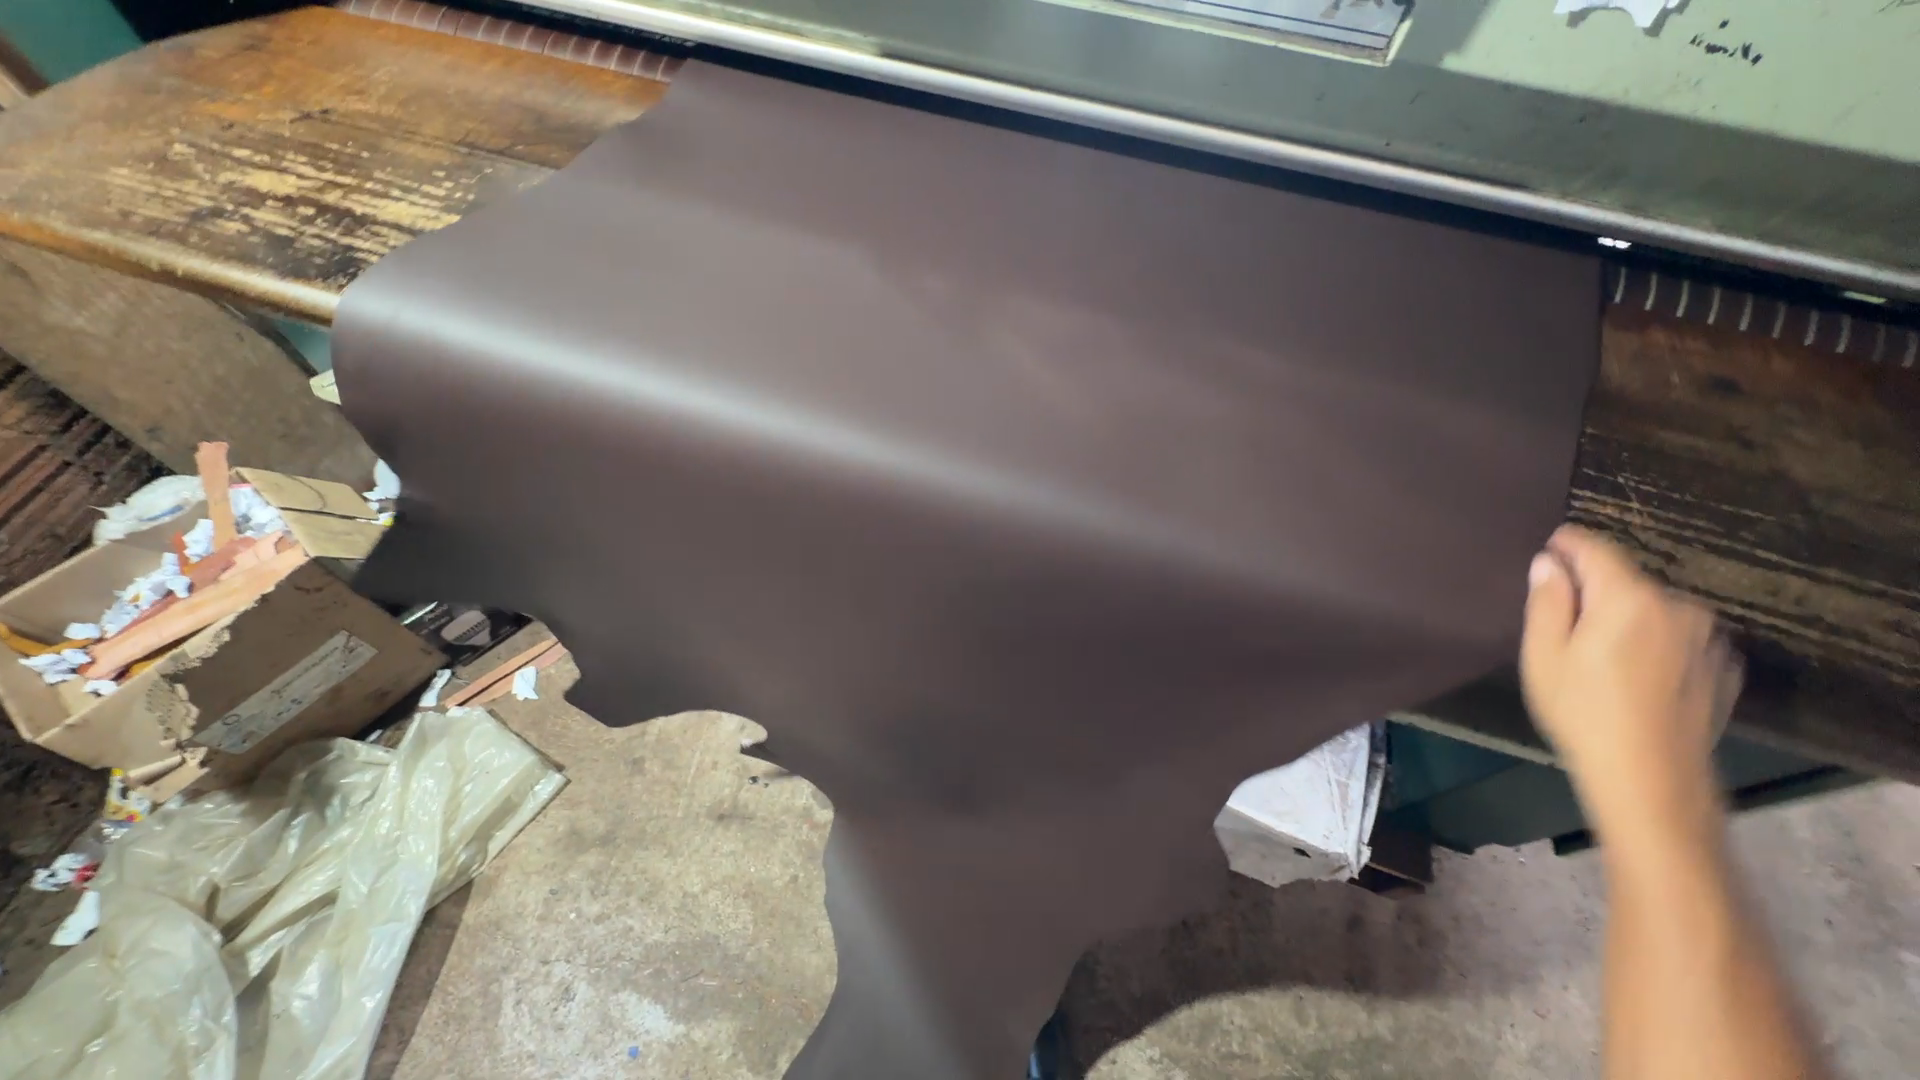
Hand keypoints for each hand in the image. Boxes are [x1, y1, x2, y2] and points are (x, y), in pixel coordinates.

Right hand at [1520, 526, 1741, 834]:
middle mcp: (1677, 606)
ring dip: (1628, 616)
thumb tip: (1548, 563)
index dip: (1569, 544)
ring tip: (1602, 649)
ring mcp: (1708, 639)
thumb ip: (1547, 601)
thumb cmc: (1582, 711)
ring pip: (1657, 610)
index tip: (1549, 547)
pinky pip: (1681, 639)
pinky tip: (1637, 674)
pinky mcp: (1722, 668)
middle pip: (1628, 581)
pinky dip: (1657, 643)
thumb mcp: (1544, 655)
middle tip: (1564, 615)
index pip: (1597, 549)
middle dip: (1596, 588)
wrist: (1651, 779)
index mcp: (1629, 597)